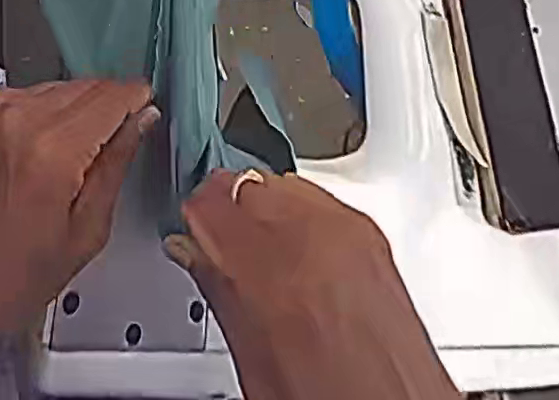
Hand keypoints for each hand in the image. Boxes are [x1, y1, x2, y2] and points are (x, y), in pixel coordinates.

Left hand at [0, 79, 156, 398]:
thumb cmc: (20, 269)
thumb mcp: (89, 228)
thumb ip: (118, 161)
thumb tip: (143, 116)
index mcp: (53, 150)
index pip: (113, 97)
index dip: (137, 99)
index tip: (147, 108)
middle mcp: (25, 117)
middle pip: (93, 85)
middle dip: (114, 105)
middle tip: (120, 138)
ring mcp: (4, 107)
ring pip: (70, 85)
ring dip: (87, 106)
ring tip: (84, 150)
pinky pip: (45, 91)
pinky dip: (60, 108)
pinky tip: (57, 144)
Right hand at [164, 171, 459, 399]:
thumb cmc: (332, 399)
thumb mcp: (253, 360)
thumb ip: (217, 286)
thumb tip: (190, 248)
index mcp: (270, 270)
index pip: (211, 199)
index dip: (195, 211)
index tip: (190, 225)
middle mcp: (310, 236)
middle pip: (244, 182)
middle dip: (225, 205)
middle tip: (216, 235)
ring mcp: (343, 228)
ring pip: (278, 181)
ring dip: (261, 203)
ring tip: (257, 242)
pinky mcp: (368, 229)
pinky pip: (314, 195)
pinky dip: (296, 209)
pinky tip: (292, 242)